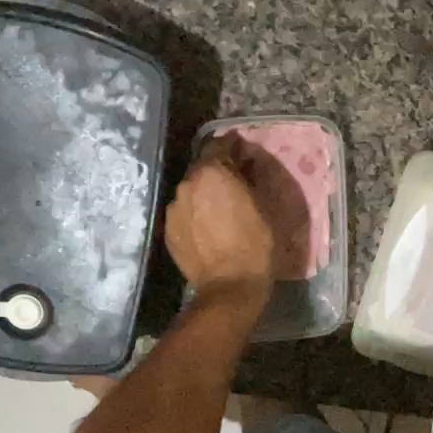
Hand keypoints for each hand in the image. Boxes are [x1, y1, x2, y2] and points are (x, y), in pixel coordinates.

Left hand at [165, 138, 274, 307]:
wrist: (228, 287)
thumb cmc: (254, 246)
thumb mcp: (264, 207)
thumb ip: (251, 177)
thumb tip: (245, 162)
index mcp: (211, 172)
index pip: (219, 144)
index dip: (233, 147)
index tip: (243, 155)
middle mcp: (186, 184)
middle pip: (202, 169)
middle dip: (217, 173)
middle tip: (233, 186)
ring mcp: (173, 208)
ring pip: (190, 192)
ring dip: (203, 196)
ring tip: (218, 212)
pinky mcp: (168, 230)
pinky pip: (183, 214)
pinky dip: (194, 215)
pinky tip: (207, 230)